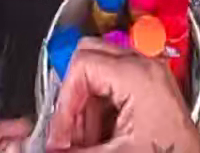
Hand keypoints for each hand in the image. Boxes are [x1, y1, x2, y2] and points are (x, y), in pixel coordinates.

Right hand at [49, 39, 199, 152]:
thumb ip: (76, 152)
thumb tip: (48, 151)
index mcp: (137, 73)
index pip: (83, 63)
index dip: (64, 102)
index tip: (59, 137)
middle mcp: (144, 65)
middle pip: (91, 57)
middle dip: (73, 99)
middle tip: (67, 138)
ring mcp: (149, 74)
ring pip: (100, 72)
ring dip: (85, 108)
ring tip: (84, 145)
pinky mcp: (150, 88)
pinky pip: (114, 85)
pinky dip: (100, 110)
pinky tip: (101, 141)